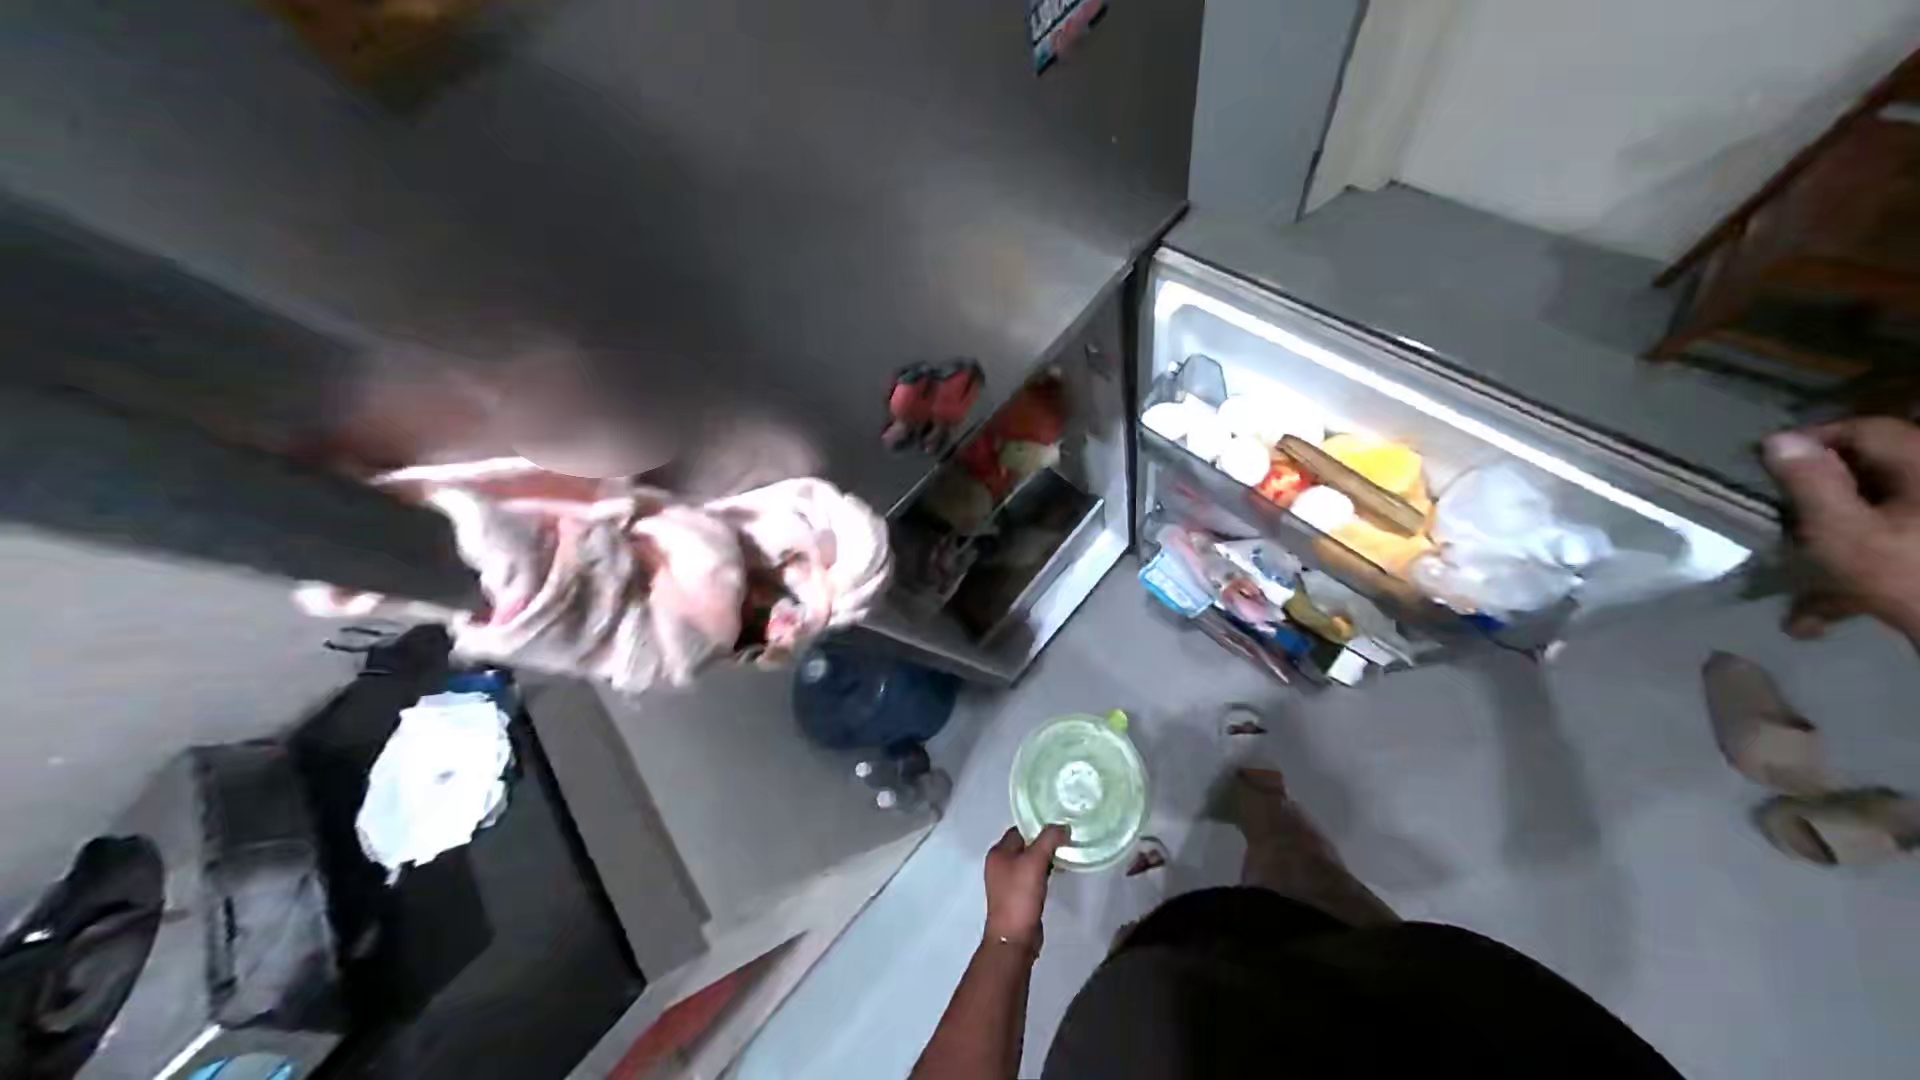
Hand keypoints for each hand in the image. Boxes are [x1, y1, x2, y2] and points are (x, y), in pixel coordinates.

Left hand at [983, 825, 1068, 952]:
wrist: (1015, 938)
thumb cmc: (1020, 895)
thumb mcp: (1034, 862)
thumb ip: (1048, 840)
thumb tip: (1063, 826)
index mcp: (998, 852)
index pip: (1020, 829)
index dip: (1038, 825)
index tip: (1058, 824)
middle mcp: (1000, 864)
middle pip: (1025, 845)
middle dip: (1044, 842)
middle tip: (1065, 838)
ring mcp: (1008, 881)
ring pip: (1030, 861)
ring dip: (1045, 857)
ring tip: (1065, 854)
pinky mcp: (1018, 896)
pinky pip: (1032, 876)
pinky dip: (1044, 872)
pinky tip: (1059, 873)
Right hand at [1763, 418, 1919, 640]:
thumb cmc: (1910, 575)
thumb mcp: (1843, 529)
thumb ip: (1811, 481)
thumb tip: (1781, 439)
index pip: (1868, 429)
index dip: (1816, 438)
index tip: (1767, 463)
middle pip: (1872, 473)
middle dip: (1822, 498)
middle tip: (1779, 517)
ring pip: (1878, 516)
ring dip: (1834, 544)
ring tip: (1797, 577)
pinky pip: (1888, 549)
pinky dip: (1850, 583)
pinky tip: (1814, 619)